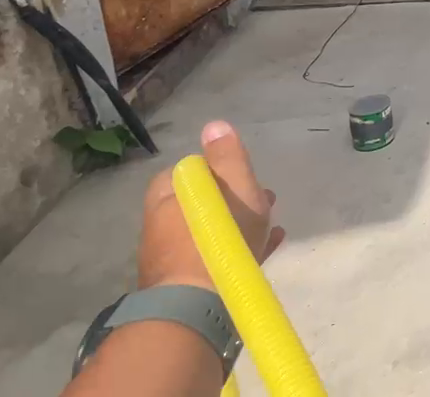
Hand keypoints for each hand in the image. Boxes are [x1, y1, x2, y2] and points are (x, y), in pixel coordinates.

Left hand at [138, 121, 285, 291]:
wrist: (199, 304)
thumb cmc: (220, 236)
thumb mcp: (236, 187)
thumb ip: (227, 157)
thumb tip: (213, 126)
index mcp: (168, 199)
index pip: (186, 172)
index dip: (215, 171)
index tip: (242, 176)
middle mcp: (160, 226)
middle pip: (199, 202)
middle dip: (231, 198)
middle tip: (262, 200)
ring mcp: (169, 256)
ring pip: (207, 229)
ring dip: (235, 223)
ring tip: (269, 225)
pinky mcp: (182, 282)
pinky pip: (212, 255)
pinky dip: (234, 247)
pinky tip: (263, 249)